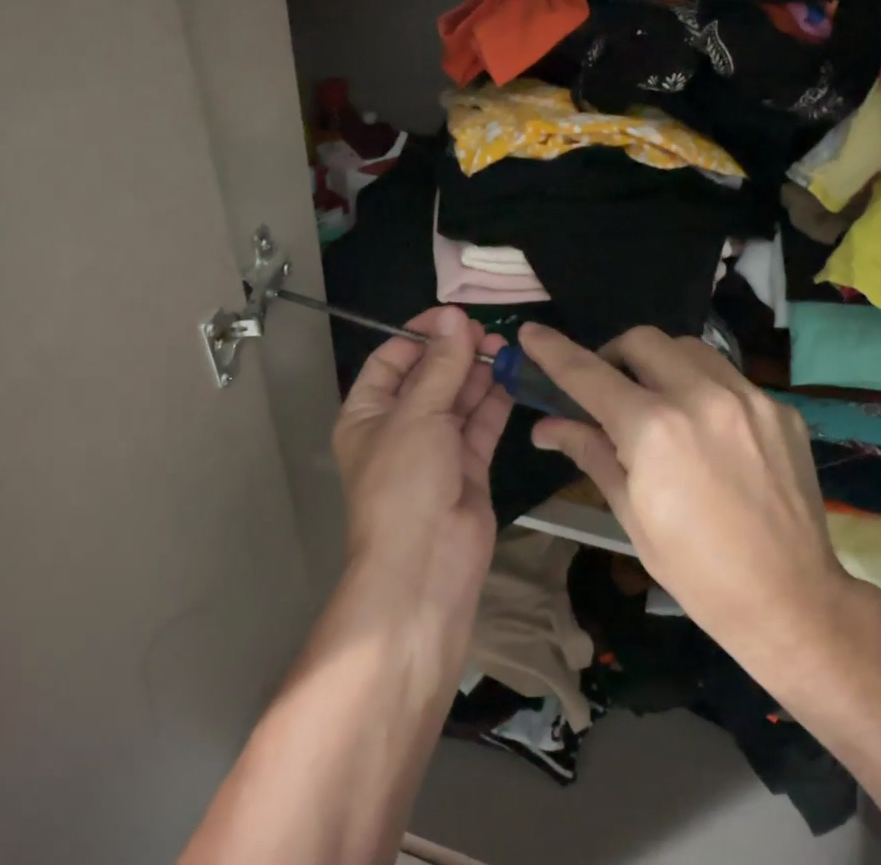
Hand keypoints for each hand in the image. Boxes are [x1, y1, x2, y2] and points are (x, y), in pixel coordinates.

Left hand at [333, 306, 514, 612]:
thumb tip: (454, 319)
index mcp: (367, 413)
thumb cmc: (404, 482)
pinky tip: (513, 377)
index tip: (454, 315)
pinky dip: (495, 402)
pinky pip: (480, 426)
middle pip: (429, 377)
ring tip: (505, 348)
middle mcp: (399, 427)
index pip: (391, 360)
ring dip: (479, 374)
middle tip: (489, 332)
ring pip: (459, 400)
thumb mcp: (417, 415)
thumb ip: (441, 366)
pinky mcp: (467, 467)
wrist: (425, 564)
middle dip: (455, 353)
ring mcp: (435, 449)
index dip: (420, 334)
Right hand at [518, 323, 877, 674]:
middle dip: (612, 355)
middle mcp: (702, 398)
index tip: (530, 333)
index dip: (553, 351)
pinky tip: (703, 429)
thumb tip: (547, 426)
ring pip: (689, 348)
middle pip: (642, 341)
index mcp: (655, 430)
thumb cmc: (695, 569)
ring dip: (659, 363)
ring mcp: (749, 399)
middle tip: (605, 390)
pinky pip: (729, 376)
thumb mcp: (630, 513)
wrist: (788, 597)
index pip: (588, 374)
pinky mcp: (780, 409)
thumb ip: (590, 453)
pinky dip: (701, 387)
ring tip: (655, 403)